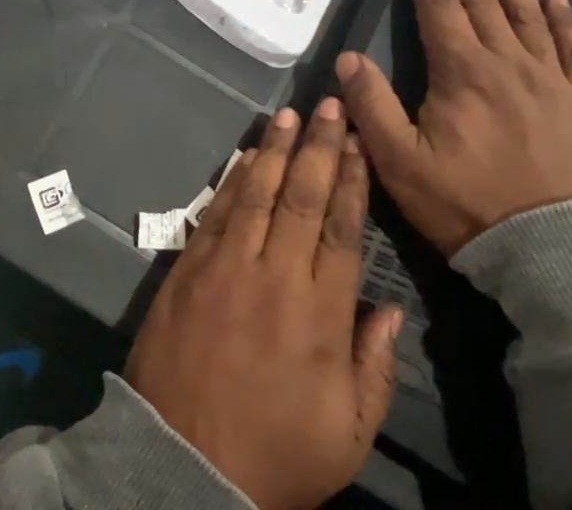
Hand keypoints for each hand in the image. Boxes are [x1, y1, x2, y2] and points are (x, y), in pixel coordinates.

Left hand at [125, 100, 403, 509]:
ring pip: (255, 195)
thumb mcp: (348, 432)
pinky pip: (214, 215)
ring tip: (287, 116)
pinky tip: (243, 158)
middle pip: (300, 197)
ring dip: (273, 152)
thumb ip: (375, 367)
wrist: (180, 468)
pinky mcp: (186, 272)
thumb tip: (391, 309)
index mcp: (319, 311)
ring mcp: (223, 269)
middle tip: (328, 104)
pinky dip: (231, 182)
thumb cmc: (275, 454)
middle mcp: (273, 276)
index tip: (358, 141)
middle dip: (317, 147)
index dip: (352, 180)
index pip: (341, 227)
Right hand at [335, 0, 571, 257]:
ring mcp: (550, 80)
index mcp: (461, 72)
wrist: (554, 250)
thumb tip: (349, 58)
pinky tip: (557, 1)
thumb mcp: (400, 164)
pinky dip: (565, 22)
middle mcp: (507, 62)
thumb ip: (371, 107)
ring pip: (527, 13)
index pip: (438, 6)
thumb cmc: (467, 206)